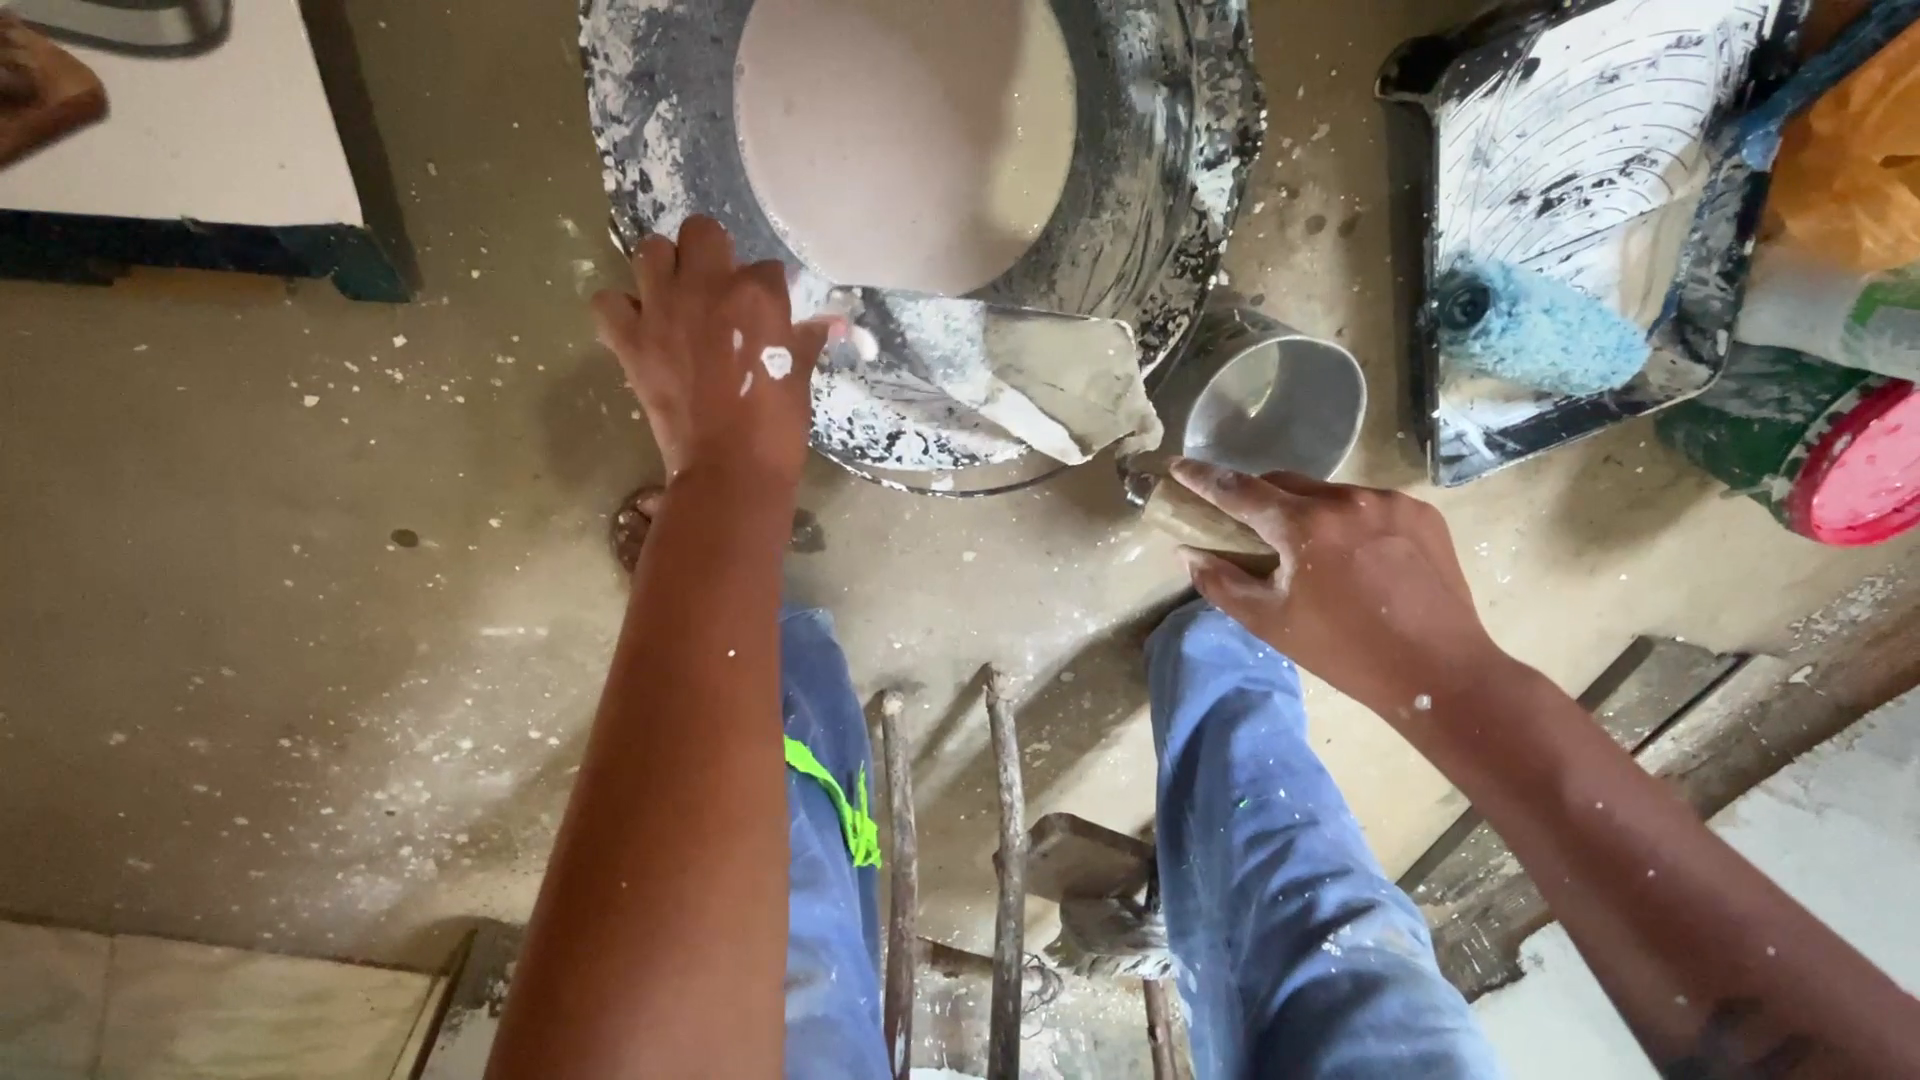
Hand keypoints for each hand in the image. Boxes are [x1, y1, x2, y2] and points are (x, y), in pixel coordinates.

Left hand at [591, 216, 830, 487]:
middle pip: (702, 232)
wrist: (731, 469)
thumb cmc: (777, 427)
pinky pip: (608, 302)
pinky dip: (620, 310)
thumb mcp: (799, 377)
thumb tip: (825, 324)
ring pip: (650, 251)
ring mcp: (662, 310)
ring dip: (665, 269)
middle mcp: (706, 287)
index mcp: (757, 294)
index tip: (767, 312)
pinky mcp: (630, 340)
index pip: (766, 267)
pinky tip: (640, 327)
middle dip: (712, 254)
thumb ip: (805, 340)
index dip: (767, 289)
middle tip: (717, 290)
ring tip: (677, 299)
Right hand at [1169, 458, 1506, 723]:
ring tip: (1310, 552)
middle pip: (1284, 483)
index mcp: (1305, 525)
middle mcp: (1347, 499)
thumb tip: (1187, 553)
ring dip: (1307, 512)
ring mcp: (1390, 502)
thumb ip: (1219, 581)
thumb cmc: (1343, 651)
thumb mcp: (1269, 622)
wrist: (1439, 672)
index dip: (1203, 478)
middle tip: (1248, 526)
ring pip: (1328, 493)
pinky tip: (1356, 557)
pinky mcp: (1421, 513)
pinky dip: (1348, 521)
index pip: (1239, 490)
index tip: (1178, 466)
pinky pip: (1368, 504)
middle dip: (1259, 498)